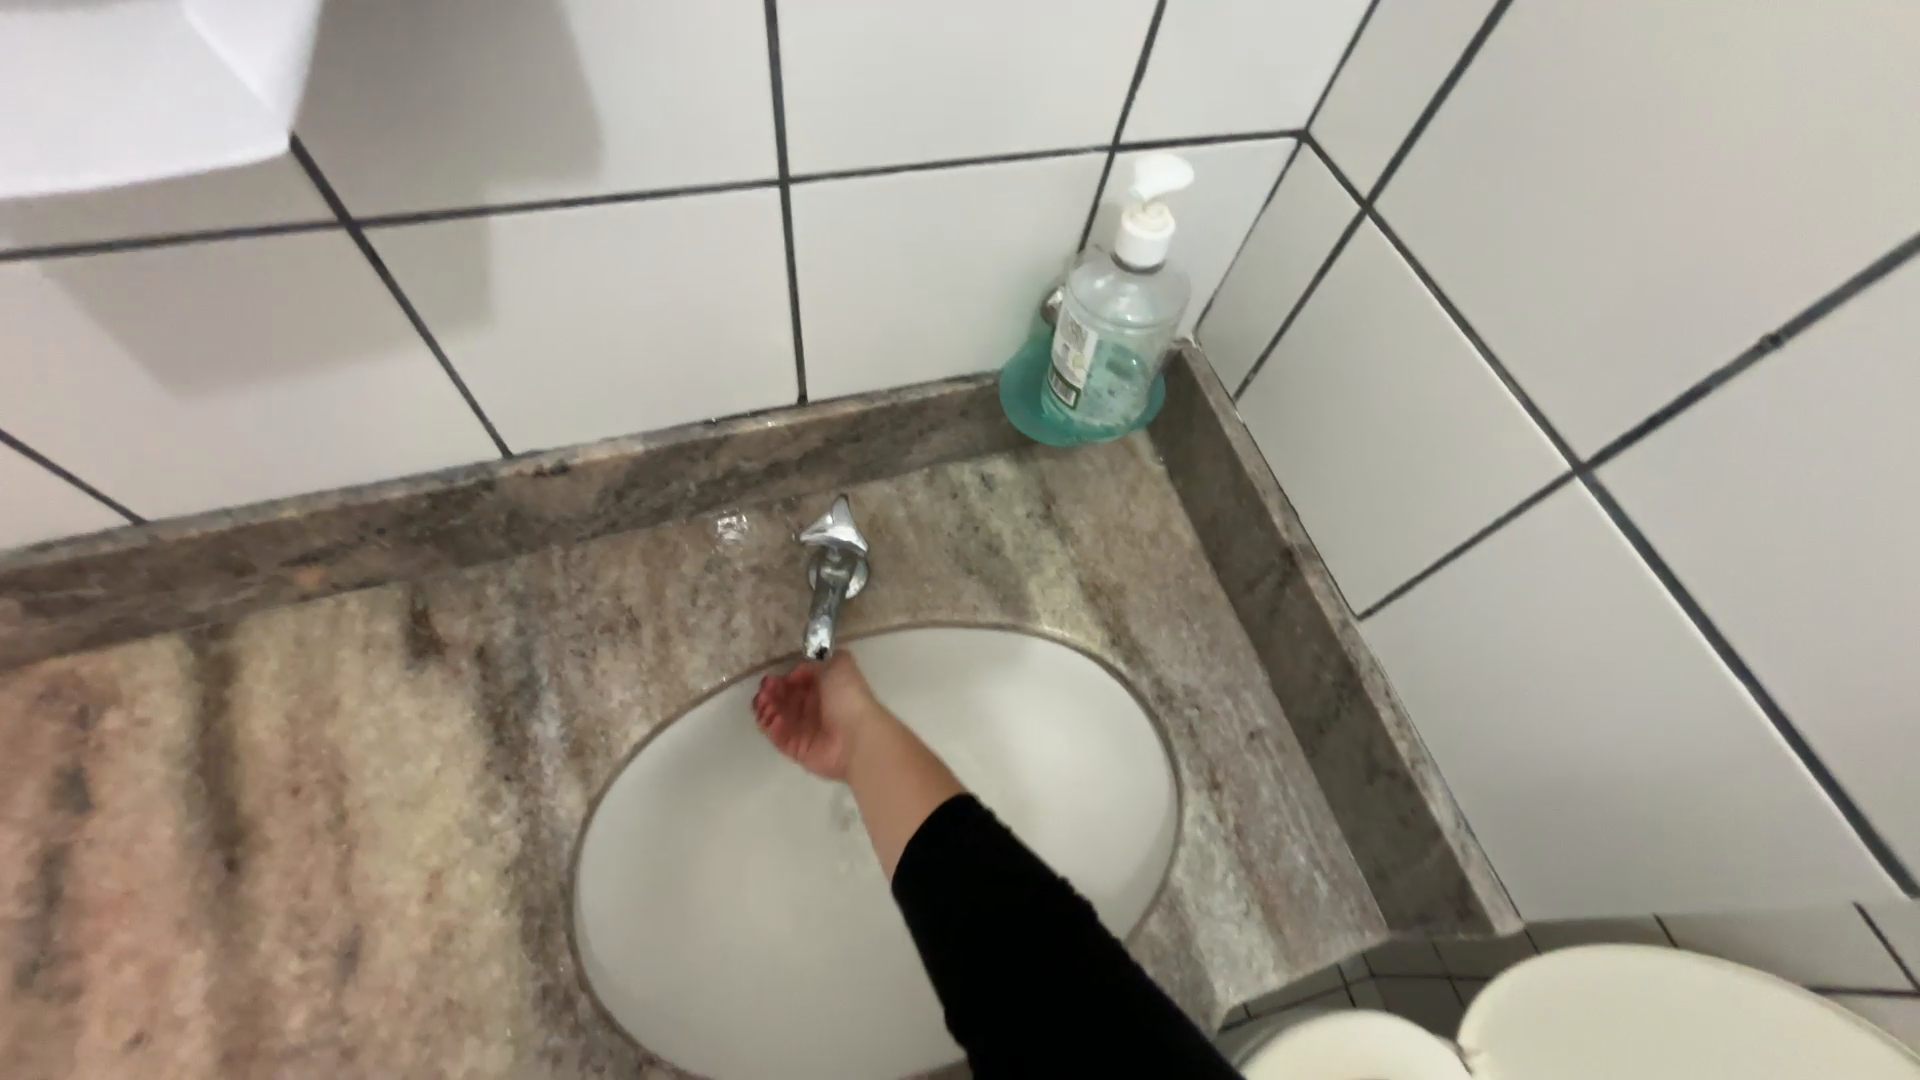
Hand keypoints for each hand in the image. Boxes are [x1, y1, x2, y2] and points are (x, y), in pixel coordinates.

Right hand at [752, 651, 883, 780]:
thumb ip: (815, 663)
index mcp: (821, 688)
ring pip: (774, 717)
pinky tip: (776, 719)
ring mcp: (802, 729)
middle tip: (765, 691)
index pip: (793, 683)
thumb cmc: (848, 697)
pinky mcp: (795, 749)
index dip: (780, 680)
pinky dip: (771, 727)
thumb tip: (795, 674)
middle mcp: (811, 708)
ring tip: (766, 703)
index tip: (772, 678)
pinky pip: (777, 736)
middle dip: (768, 693)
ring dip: (765, 708)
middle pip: (780, 699)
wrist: (857, 736)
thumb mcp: (839, 664)